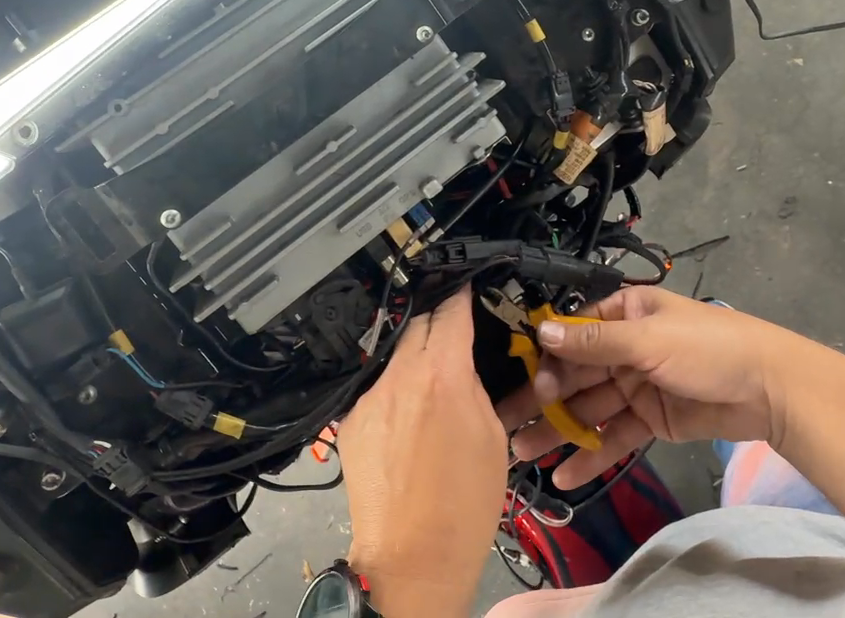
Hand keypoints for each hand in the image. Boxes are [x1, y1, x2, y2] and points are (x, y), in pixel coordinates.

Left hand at [339, 287, 507, 617]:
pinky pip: (376, 388)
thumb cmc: (463, 506)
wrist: (413, 558)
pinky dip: (393, 390)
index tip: (466, 287)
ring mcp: (371, 398)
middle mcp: (401, 377)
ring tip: (430, 384)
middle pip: (419, 323)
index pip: (451, 311)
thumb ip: (475, 387)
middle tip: (453, 332)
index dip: (461, 295)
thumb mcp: (492, 435)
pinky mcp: (352, 422)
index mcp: (444, 376)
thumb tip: (465, 366)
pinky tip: (406, 417)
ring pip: (395, 355)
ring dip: (414, 358)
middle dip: (437, 322)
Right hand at [499, 287, 797, 488]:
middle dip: (544, 398)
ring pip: (590, 407)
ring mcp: (637, 385)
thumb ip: (594, 342)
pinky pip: (615, 436)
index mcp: (625, 312)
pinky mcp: (652, 420)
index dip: (546, 355)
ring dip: (559, 429)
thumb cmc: (708, 347)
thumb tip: (541, 333)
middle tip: (507, 424)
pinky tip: (565, 475)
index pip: (574, 331)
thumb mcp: (648, 338)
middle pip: (576, 373)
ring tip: (523, 453)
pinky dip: (592, 455)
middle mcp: (625, 346)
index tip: (520, 379)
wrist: (772, 389)